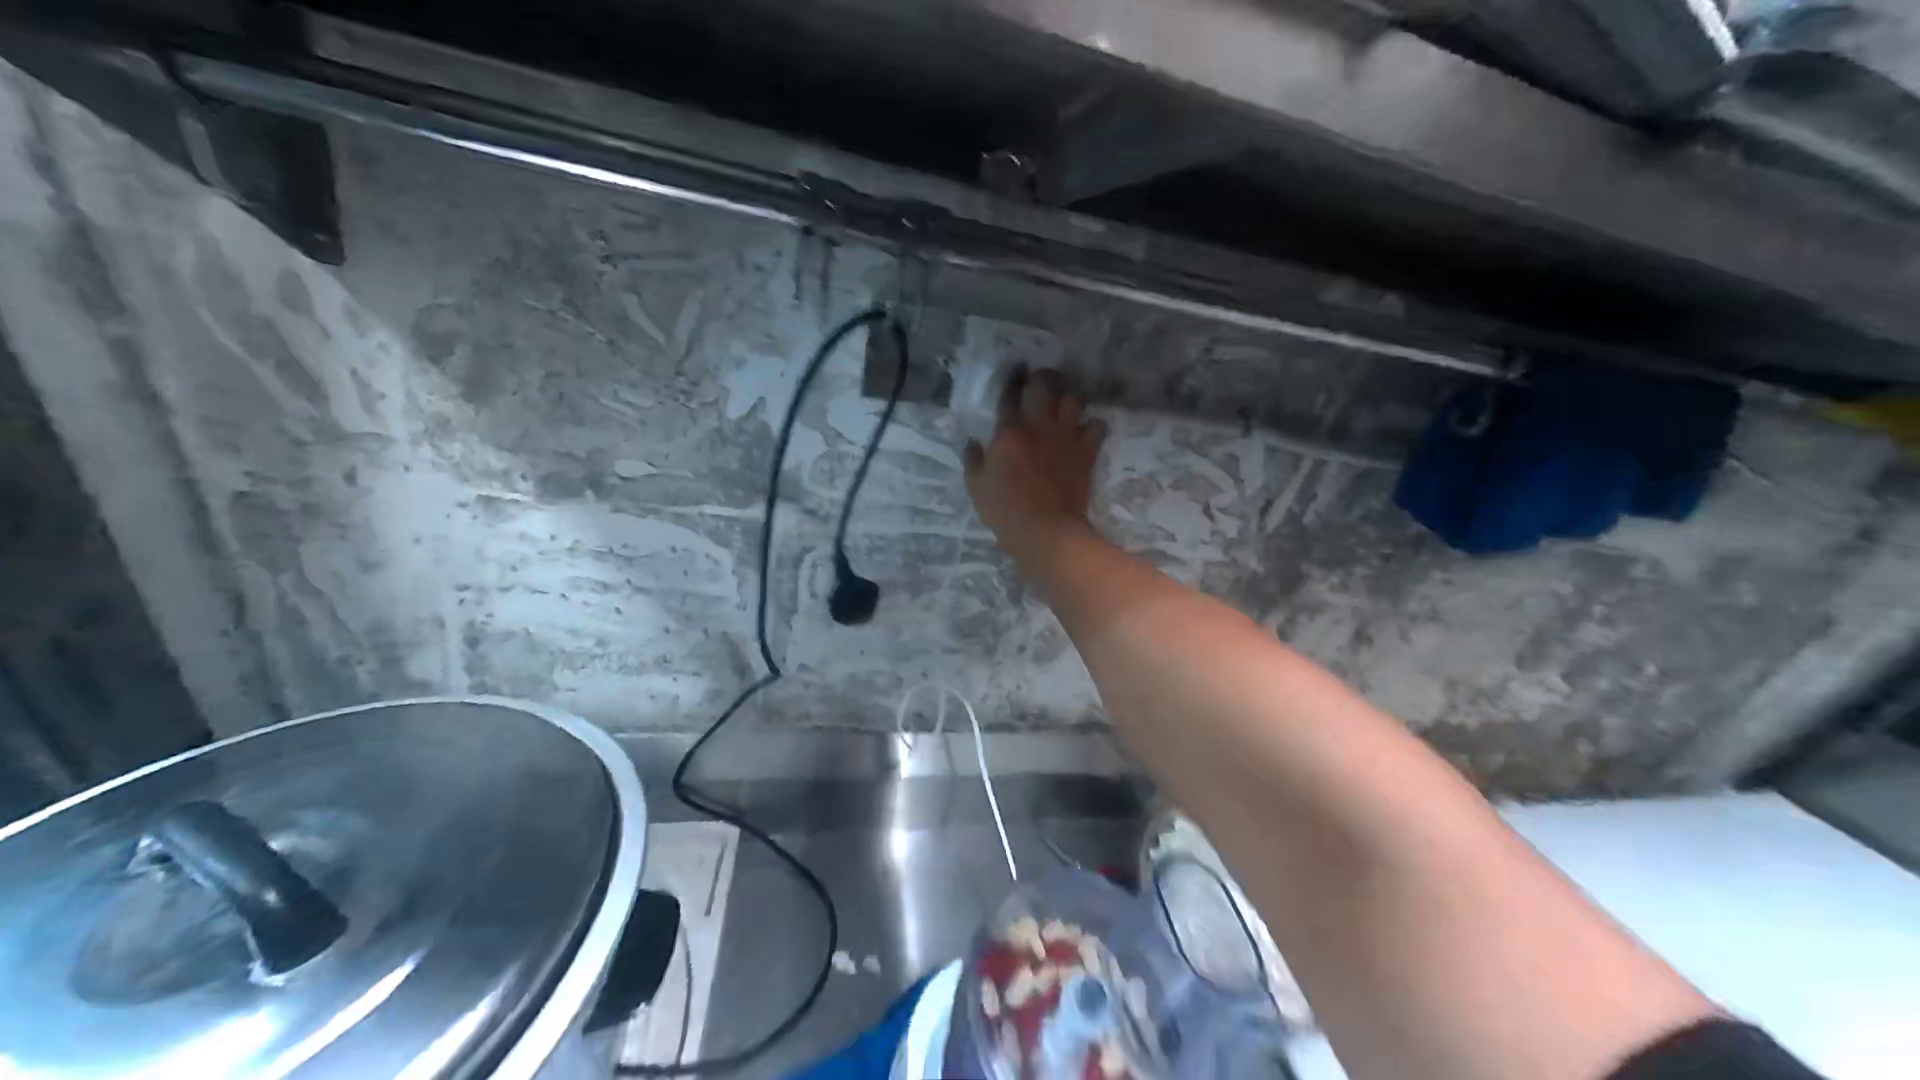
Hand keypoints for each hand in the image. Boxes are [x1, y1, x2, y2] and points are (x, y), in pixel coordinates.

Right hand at [964, 368, 1107, 560]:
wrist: (1045, 529)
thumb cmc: (1005, 510)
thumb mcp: (976, 486)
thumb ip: (973, 459)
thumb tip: (972, 442)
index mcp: (1010, 431)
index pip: (1011, 393)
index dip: (1013, 378)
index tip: (1016, 371)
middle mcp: (1040, 424)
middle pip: (1046, 384)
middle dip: (1045, 376)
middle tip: (1042, 380)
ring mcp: (1066, 436)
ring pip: (1075, 398)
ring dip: (1070, 395)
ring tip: (1066, 401)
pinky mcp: (1086, 451)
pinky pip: (1097, 425)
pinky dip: (1093, 425)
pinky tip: (1086, 431)